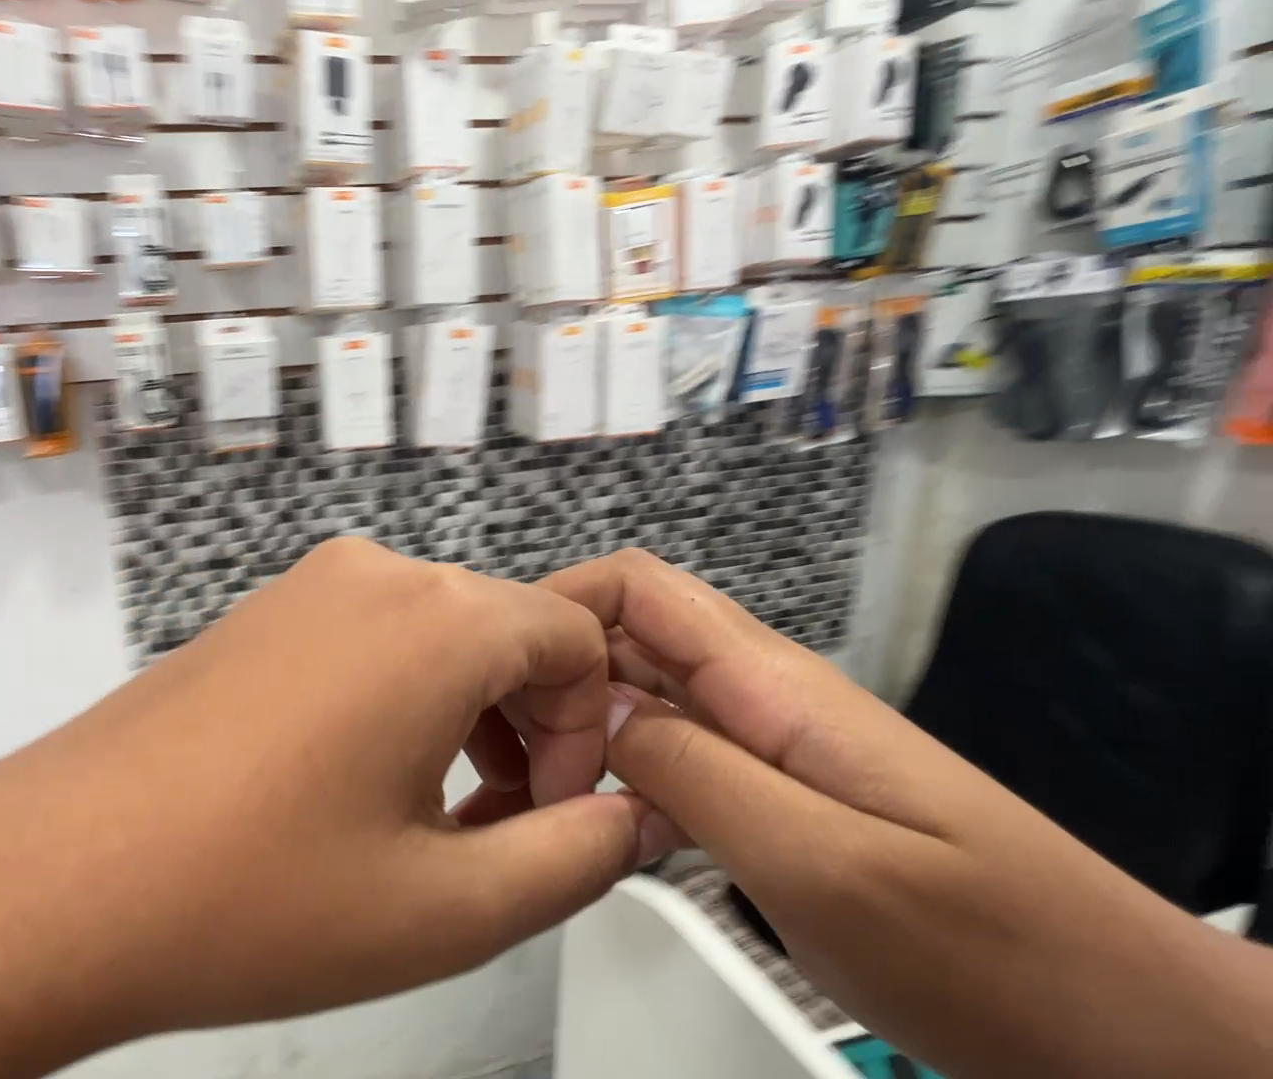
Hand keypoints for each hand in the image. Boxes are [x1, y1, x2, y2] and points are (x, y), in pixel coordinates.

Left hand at [28, 537, 662, 1038]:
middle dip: (530, 731)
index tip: (546, 821)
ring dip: (465, 721)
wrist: (57, 875)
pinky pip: (368, 641)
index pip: (578, 641)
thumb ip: (576, 856)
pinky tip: (353, 787)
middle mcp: (374, 574)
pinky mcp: (257, 617)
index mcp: (437, 618)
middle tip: (494, 833)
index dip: (589, 735)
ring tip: (427, 821)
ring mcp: (304, 588)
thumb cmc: (258, 896)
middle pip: (506, 634)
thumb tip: (626, 818)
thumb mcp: (451, 906)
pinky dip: (399, 702)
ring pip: (437, 639)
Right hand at [542, 550, 1272, 1078]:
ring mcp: (760, 748)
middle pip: (622, 639)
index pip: (637, 587)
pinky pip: (662, 762)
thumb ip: (694, 773)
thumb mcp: (821, 863)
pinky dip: (609, 782)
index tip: (509, 690)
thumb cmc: (982, 946)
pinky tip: (588, 832)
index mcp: (770, 685)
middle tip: (504, 766)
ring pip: (633, 703)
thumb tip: (593, 713)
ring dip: (569, 735)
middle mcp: (757, 697)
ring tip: (525, 803)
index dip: (557, 608)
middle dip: (548, 682)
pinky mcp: (764, 795)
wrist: (1111, 1028)